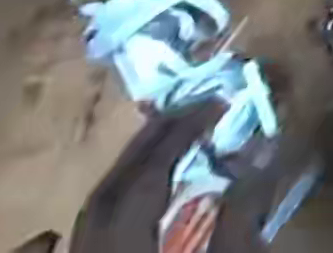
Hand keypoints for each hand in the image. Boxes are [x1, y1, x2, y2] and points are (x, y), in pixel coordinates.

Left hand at [71, 106, 273, 252]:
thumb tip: (256, 152)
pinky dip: (76, 232)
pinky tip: (81, 220)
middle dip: (149, 146)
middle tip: (194, 105)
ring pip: (80, 226)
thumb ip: (242, 219)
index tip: (218, 101)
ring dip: (122, 175)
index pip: (138, 189)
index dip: (176, 139)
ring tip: (161, 139)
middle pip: (103, 202)